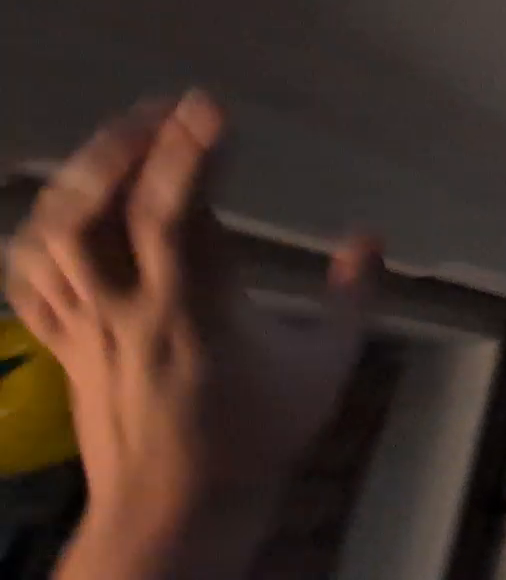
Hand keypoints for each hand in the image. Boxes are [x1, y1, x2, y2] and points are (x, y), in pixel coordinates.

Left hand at [4, 91, 383, 578]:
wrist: (176, 503)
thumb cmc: (261, 427)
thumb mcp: (332, 359)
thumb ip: (353, 294)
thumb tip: (367, 235)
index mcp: (193, 309)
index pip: (178, 218)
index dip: (190, 158)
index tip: (212, 109)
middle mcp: (125, 310)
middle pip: (98, 219)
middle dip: (128, 153)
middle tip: (167, 108)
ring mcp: (83, 328)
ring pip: (52, 242)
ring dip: (84, 181)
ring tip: (122, 139)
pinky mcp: (63, 344)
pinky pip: (32, 279)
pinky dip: (45, 231)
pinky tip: (69, 207)